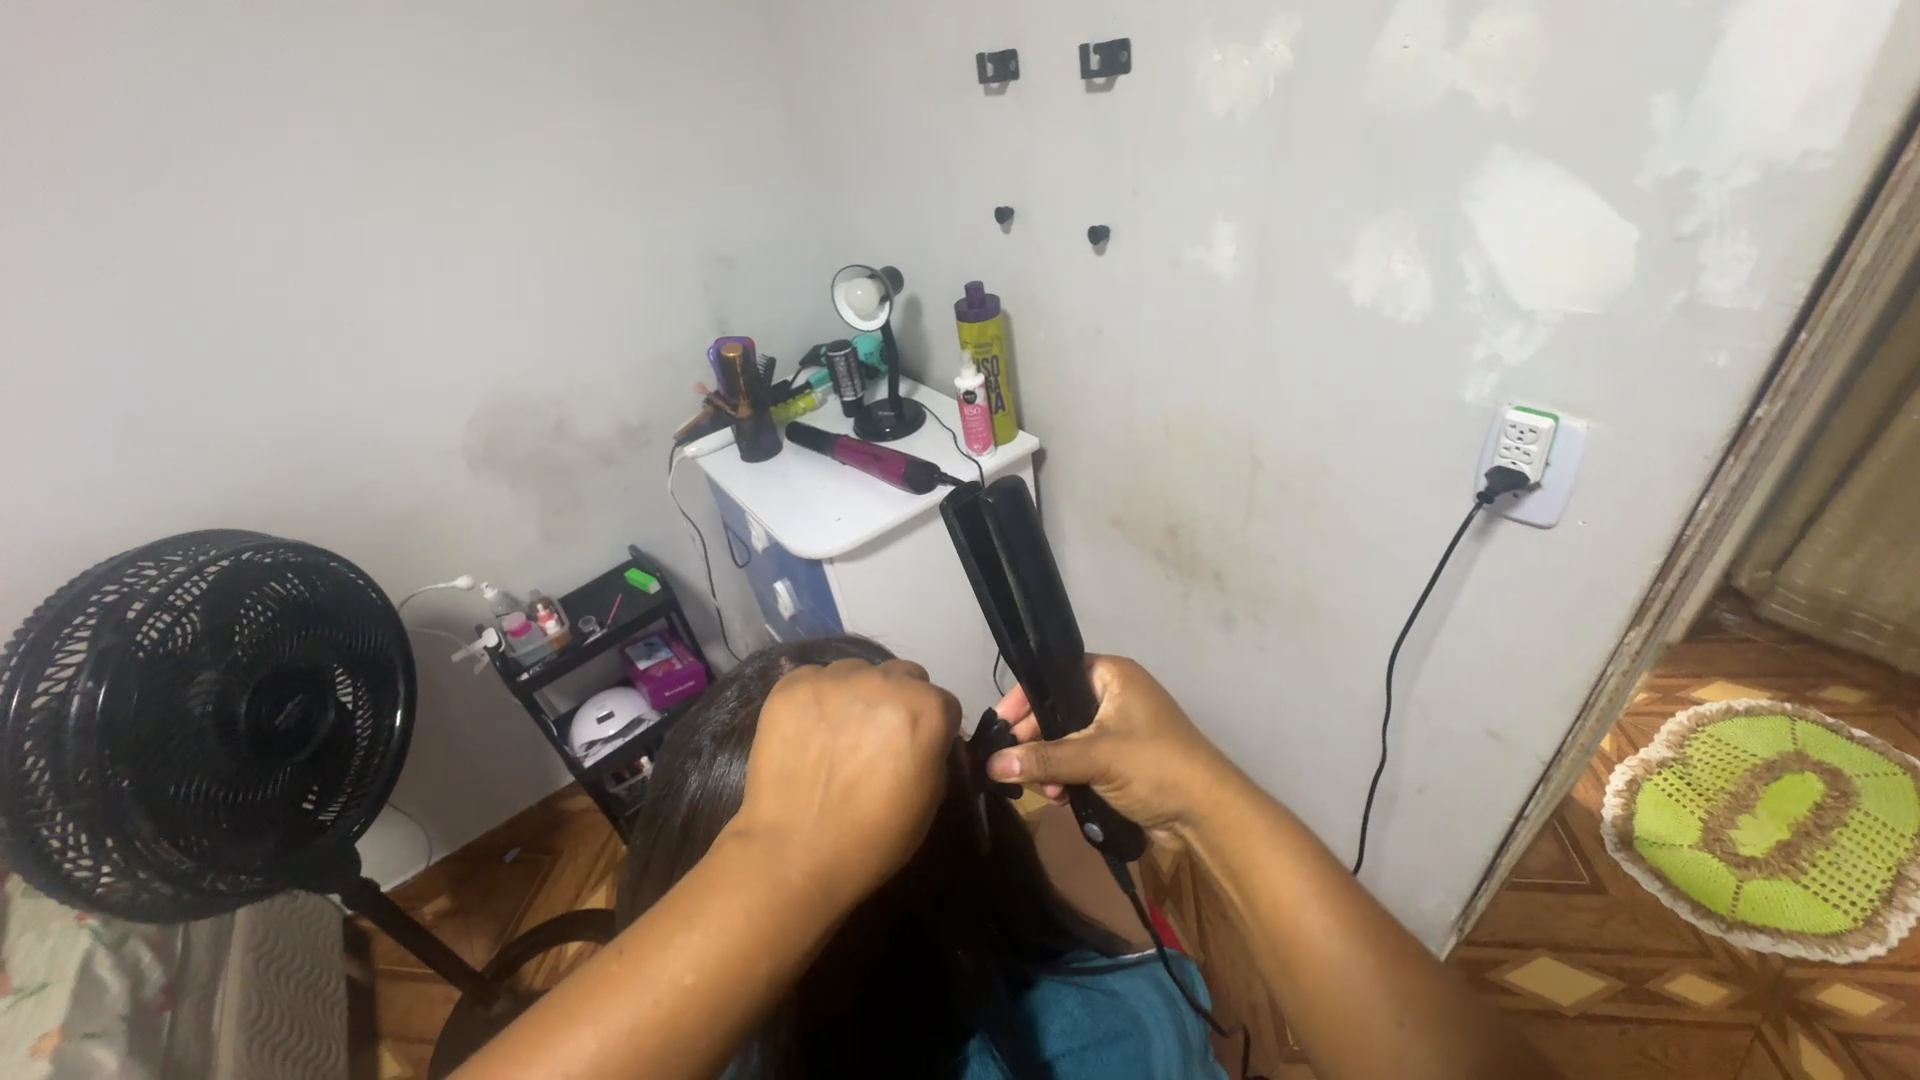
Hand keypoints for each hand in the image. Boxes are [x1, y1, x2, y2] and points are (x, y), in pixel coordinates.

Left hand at [728, 658, 961, 907]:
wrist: (793, 854)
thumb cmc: (872, 838)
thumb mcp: (929, 800)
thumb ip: (932, 753)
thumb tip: (921, 740)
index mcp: (927, 709)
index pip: (943, 703)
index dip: (931, 729)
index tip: (915, 751)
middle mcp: (885, 681)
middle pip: (903, 677)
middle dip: (898, 702)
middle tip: (878, 739)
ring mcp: (834, 680)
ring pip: (858, 672)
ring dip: (857, 696)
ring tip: (838, 735)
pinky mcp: (792, 686)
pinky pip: (815, 679)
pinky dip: (817, 700)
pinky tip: (808, 733)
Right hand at [986, 655, 1250, 843]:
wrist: (1208, 814)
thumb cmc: (1155, 766)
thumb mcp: (1095, 757)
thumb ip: (1042, 758)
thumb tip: (991, 763)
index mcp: (1112, 676)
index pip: (1055, 675)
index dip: (1026, 697)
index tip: (999, 725)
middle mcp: (1113, 696)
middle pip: (1057, 710)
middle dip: (1035, 740)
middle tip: (1012, 763)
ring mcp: (1118, 730)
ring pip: (1065, 740)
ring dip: (1050, 765)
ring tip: (1045, 791)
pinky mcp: (1120, 761)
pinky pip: (1080, 762)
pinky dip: (1067, 777)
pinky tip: (1059, 798)